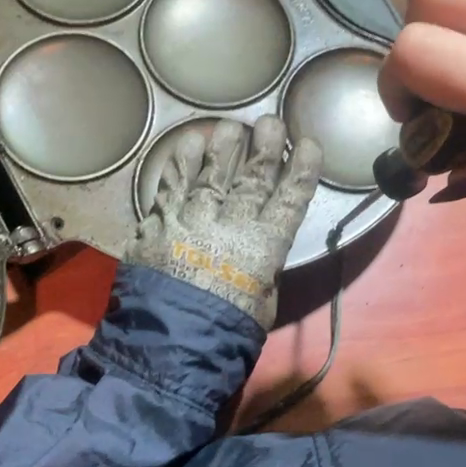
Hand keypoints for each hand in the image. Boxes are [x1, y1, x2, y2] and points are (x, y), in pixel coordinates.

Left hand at [127, 116, 320, 328]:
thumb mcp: (263, 305)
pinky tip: (187, 143)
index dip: (301, 170)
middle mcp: (231, 225)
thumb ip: (265, 272)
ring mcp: (191, 220)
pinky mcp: (158, 224)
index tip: (308, 144)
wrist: (170, 344)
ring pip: (211, 173)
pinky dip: (179, 162)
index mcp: (264, 248)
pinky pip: (171, 185)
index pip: (290, 200)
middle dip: (264, 148)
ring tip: (229, 127)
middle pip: (252, 178)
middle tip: (269, 122)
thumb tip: (263, 255)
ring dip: (222, 147)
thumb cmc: (226, 333)